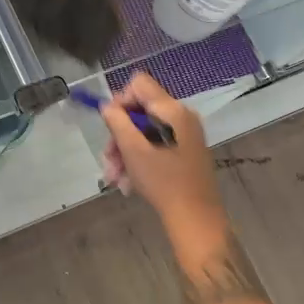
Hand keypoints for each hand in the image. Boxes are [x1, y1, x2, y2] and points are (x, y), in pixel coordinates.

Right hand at [100, 72, 220, 226]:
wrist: (195, 219)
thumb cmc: (164, 182)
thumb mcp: (134, 151)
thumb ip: (118, 122)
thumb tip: (107, 106)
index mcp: (173, 111)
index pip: (139, 84)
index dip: (120, 101)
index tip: (111, 126)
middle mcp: (181, 117)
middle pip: (140, 111)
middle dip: (120, 135)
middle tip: (108, 159)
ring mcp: (184, 135)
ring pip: (144, 132)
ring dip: (125, 152)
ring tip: (114, 178)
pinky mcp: (184, 151)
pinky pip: (155, 146)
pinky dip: (139, 160)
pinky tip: (128, 184)